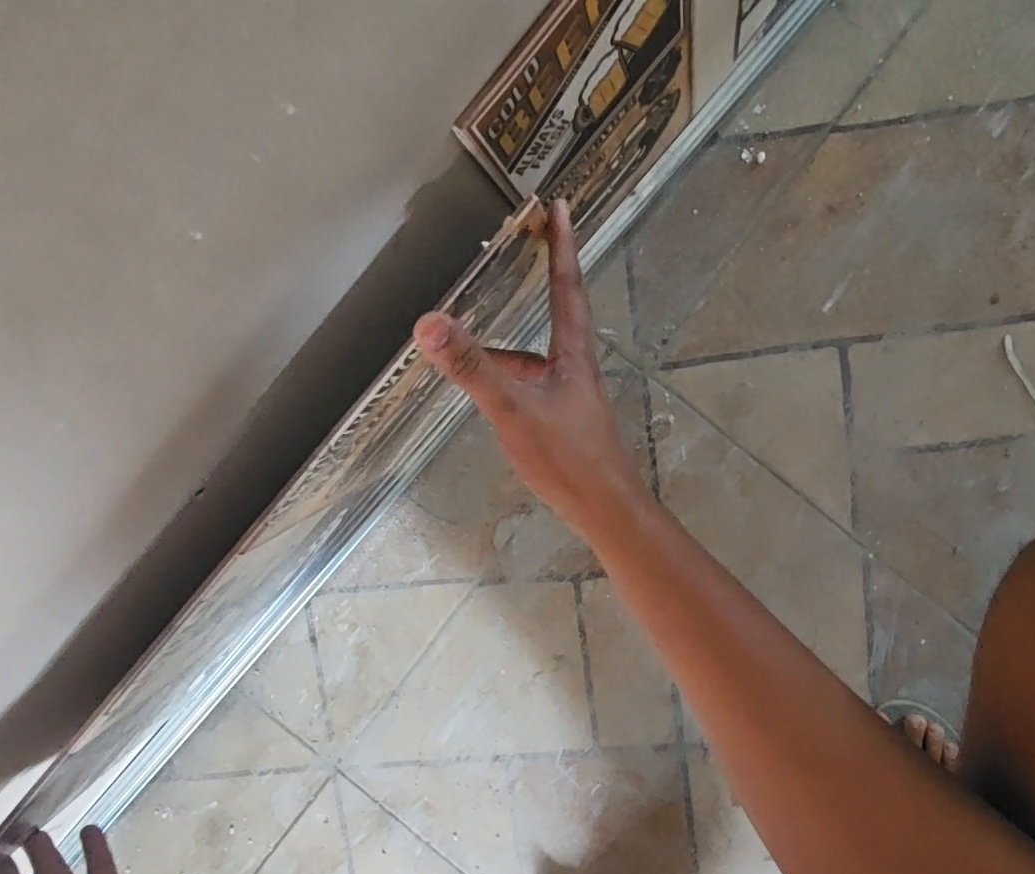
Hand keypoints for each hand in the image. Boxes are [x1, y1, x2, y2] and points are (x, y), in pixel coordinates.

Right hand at [415, 198, 651, 537]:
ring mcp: (572, 396)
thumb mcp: (513, 408)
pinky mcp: (566, 421)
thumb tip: (429, 323)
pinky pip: (532, 386)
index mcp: (572, 353)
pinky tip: (492, 398)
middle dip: (542, 280)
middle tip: (523, 249)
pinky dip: (510, 381)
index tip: (561, 206)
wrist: (605, 508)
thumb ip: (472, 368)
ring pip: (537, 358)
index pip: (567, 286)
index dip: (561, 245)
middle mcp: (576, 367)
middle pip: (557, 313)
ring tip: (475, 346)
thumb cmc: (568, 456)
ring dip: (511, 346)